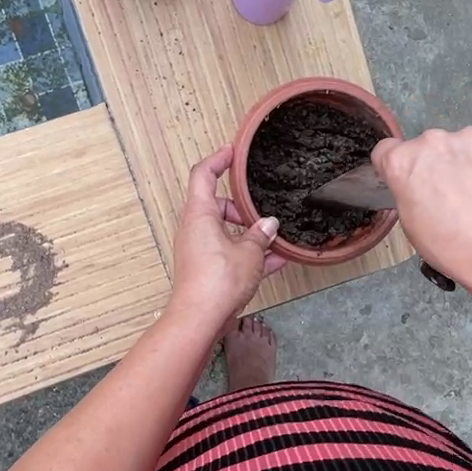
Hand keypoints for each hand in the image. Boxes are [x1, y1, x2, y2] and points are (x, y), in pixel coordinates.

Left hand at [167, 145, 285, 325]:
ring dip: (250, 234)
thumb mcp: (249, 253)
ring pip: (226, 232)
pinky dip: (249, 255)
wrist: (200, 318)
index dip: (217, 160)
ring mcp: (199, 250)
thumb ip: (260, 235)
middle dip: (242, 207)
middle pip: (217, 205)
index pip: (203, 175)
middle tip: (262, 213)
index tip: (232, 152)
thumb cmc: (217, 282)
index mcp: (200, 214)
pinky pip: (230, 253)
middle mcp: (195, 229)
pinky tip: (275, 261)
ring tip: (275, 240)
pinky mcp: (206, 269)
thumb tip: (268, 224)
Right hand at [371, 127, 471, 288]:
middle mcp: (432, 141)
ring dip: (464, 162)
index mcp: (402, 161)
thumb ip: (408, 190)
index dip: (398, 168)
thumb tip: (420, 184)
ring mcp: (469, 137)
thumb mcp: (409, 222)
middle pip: (427, 147)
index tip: (410, 182)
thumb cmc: (449, 244)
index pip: (387, 150)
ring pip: (461, 146)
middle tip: (448, 195)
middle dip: (435, 165)